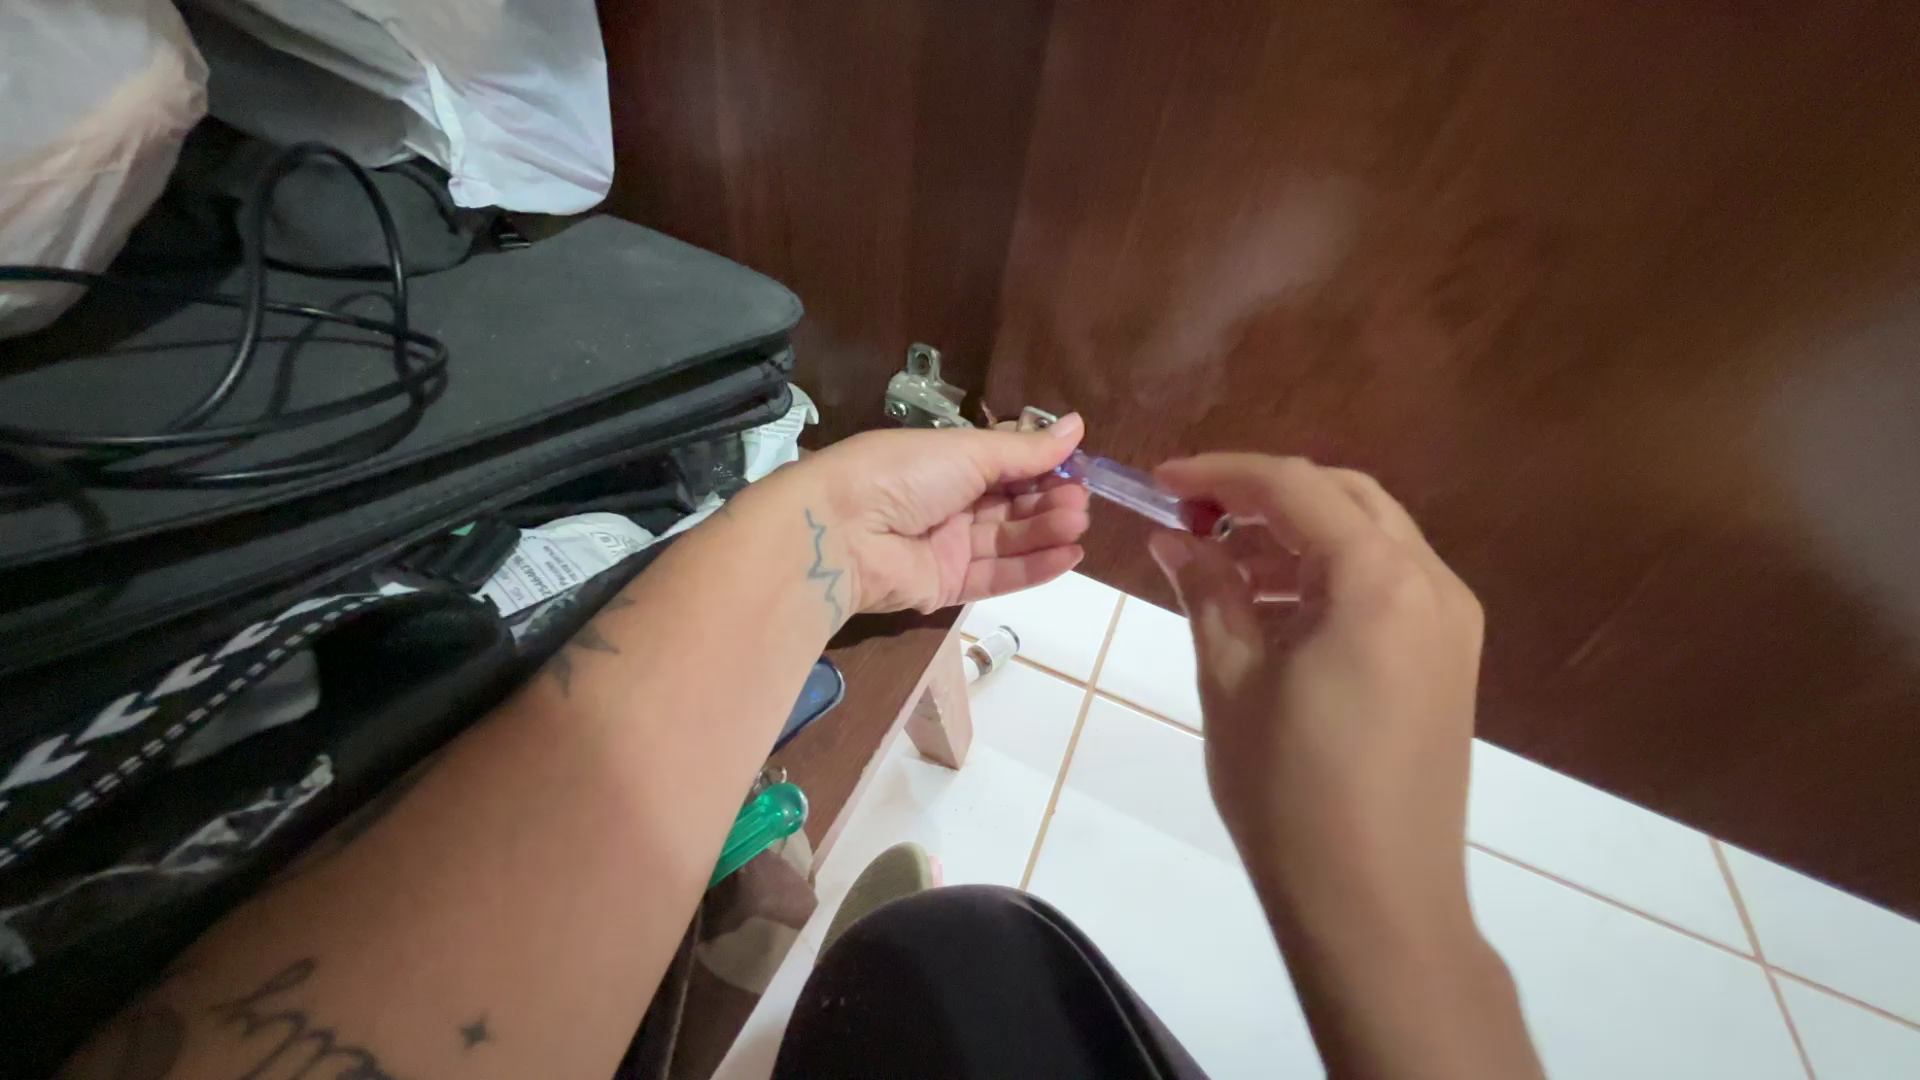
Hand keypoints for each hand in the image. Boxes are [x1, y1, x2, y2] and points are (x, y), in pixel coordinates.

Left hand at [801, 414, 1091, 614]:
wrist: (841, 530)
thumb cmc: (903, 473)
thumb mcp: (967, 451)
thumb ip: (1024, 449)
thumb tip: (1077, 426)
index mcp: (946, 462)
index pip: (1005, 466)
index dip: (1041, 468)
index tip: (1078, 469)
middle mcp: (947, 503)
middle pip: (1009, 506)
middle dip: (1047, 502)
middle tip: (1081, 501)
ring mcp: (946, 547)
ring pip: (1006, 542)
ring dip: (1045, 532)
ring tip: (1078, 523)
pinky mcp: (945, 585)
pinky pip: (995, 577)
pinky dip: (1032, 568)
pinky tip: (1069, 556)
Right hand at [1147, 455, 1484, 932]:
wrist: (1375, 901)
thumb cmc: (1287, 787)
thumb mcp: (1230, 676)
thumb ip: (1206, 589)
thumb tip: (1173, 538)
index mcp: (1377, 581)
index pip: (1293, 487)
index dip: (1219, 473)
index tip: (1161, 481)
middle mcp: (1430, 584)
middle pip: (1341, 496)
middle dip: (1261, 492)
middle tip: (1192, 512)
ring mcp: (1448, 622)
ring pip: (1366, 535)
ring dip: (1293, 531)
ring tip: (1222, 560)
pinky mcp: (1446, 657)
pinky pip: (1383, 581)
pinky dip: (1323, 572)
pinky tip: (1271, 605)